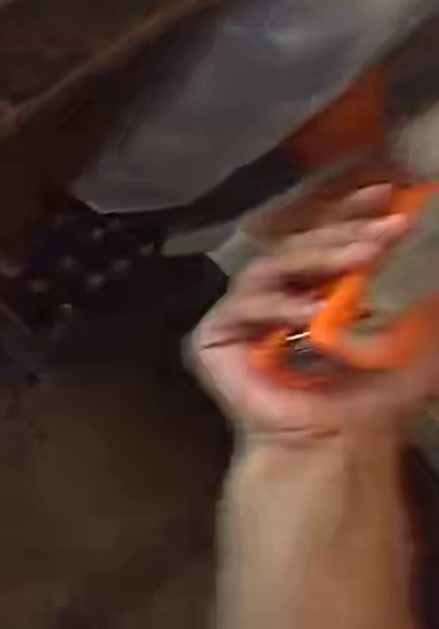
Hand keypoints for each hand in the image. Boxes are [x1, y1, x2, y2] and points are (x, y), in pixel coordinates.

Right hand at [189, 185, 438, 446]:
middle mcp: (273, 298)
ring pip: (262, 271)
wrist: (334, 434)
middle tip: (384, 230)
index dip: (346, 216)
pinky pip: (238, 309)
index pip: (321, 245)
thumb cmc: (377, 390)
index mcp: (315, 291)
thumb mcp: (419, 331)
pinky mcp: (211, 338)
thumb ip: (419, 293)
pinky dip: (277, 307)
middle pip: (288, 250)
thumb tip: (426, 246)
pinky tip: (310, 312)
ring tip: (360, 258)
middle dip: (336, 234)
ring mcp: (238, 317)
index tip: (386, 193)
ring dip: (312, 259)